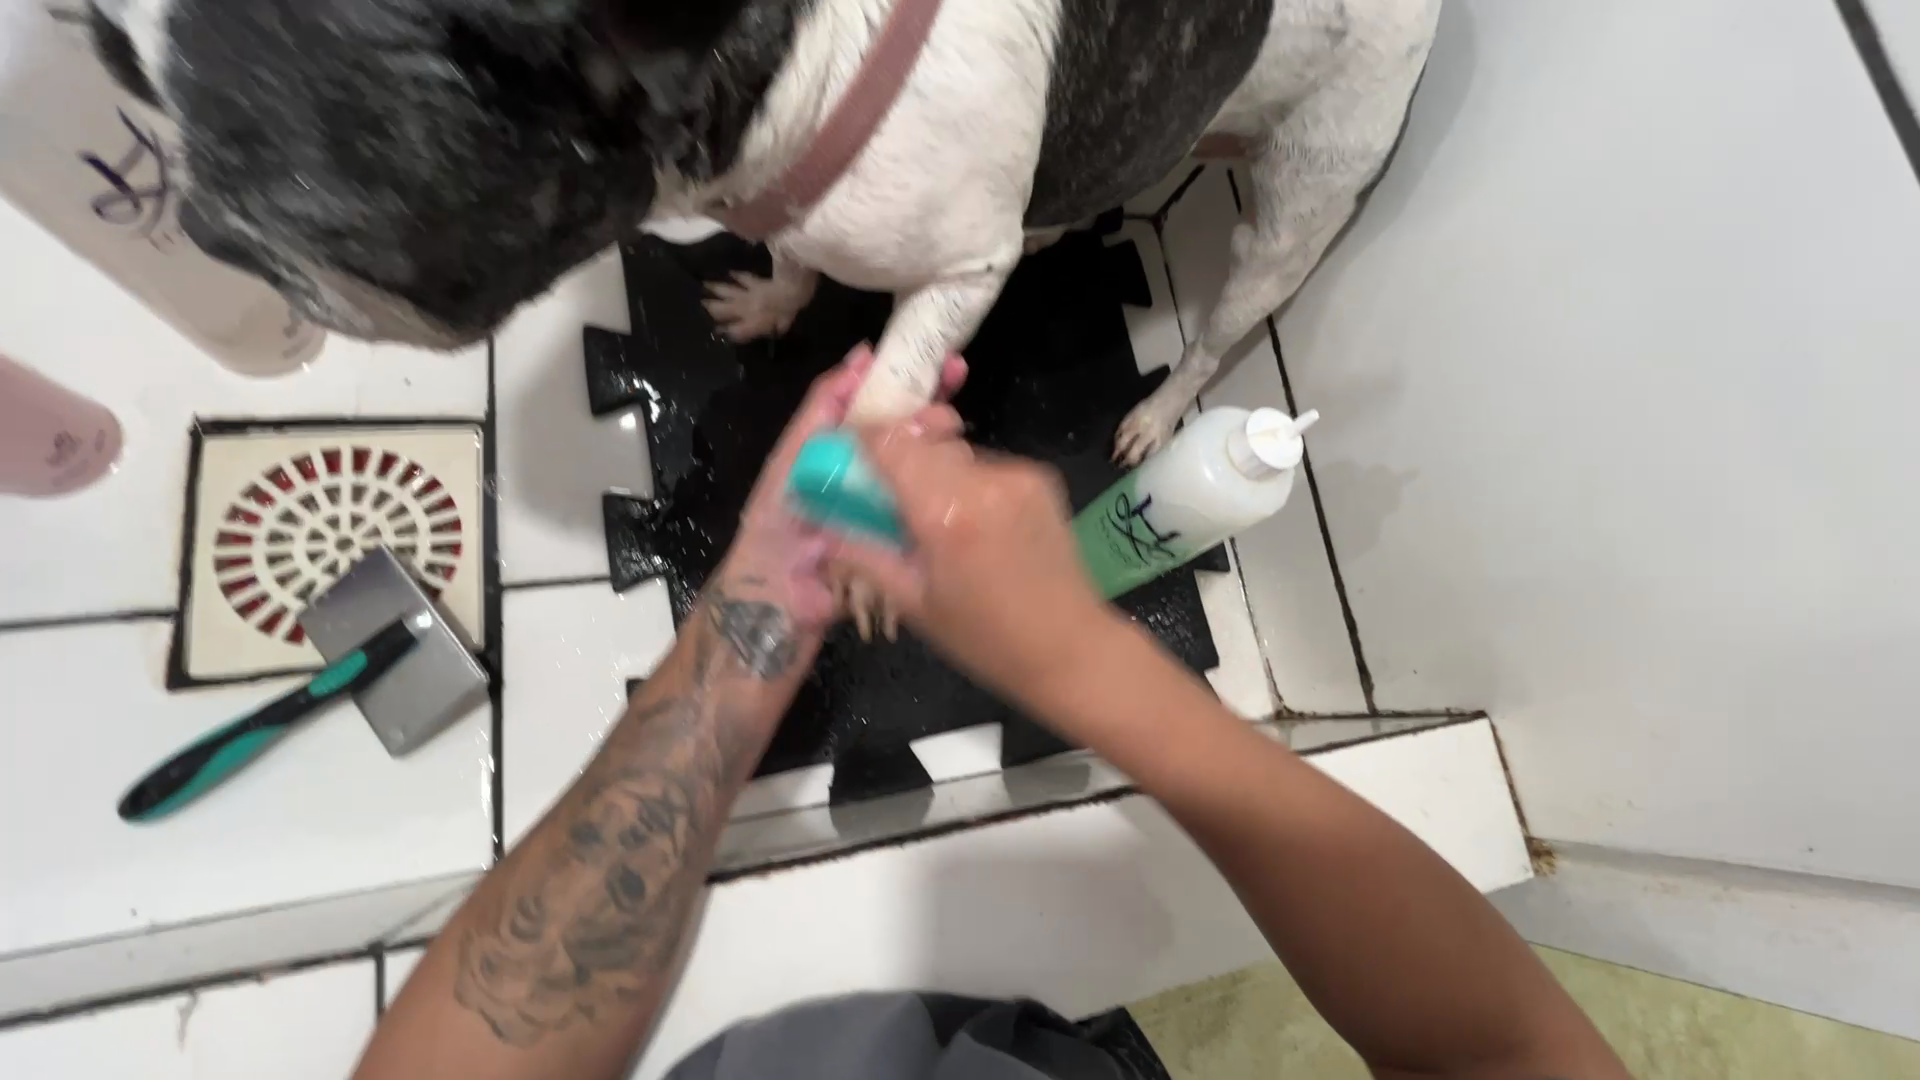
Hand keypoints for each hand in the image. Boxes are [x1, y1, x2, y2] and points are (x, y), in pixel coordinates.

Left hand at [720, 345, 965, 631]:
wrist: (779, 607)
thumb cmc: (776, 531)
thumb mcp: (791, 462)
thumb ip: (819, 414)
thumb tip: (859, 362)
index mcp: (833, 455)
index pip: (867, 406)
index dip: (893, 378)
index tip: (923, 355)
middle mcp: (862, 477)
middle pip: (899, 431)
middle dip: (925, 401)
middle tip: (956, 375)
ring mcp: (885, 507)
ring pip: (918, 464)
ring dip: (937, 440)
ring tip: (956, 423)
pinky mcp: (902, 538)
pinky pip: (925, 506)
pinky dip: (945, 487)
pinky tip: (964, 468)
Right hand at [825, 424, 1117, 703]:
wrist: (1071, 647)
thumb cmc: (985, 640)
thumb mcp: (913, 603)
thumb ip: (864, 553)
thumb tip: (825, 525)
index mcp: (946, 513)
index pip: (889, 442)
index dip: (863, 444)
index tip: (853, 464)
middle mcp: (985, 481)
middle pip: (922, 442)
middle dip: (900, 464)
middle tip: (893, 503)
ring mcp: (1019, 475)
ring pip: (956, 453)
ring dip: (937, 475)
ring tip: (942, 523)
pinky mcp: (1041, 477)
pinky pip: (987, 467)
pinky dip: (971, 485)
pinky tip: (979, 526)